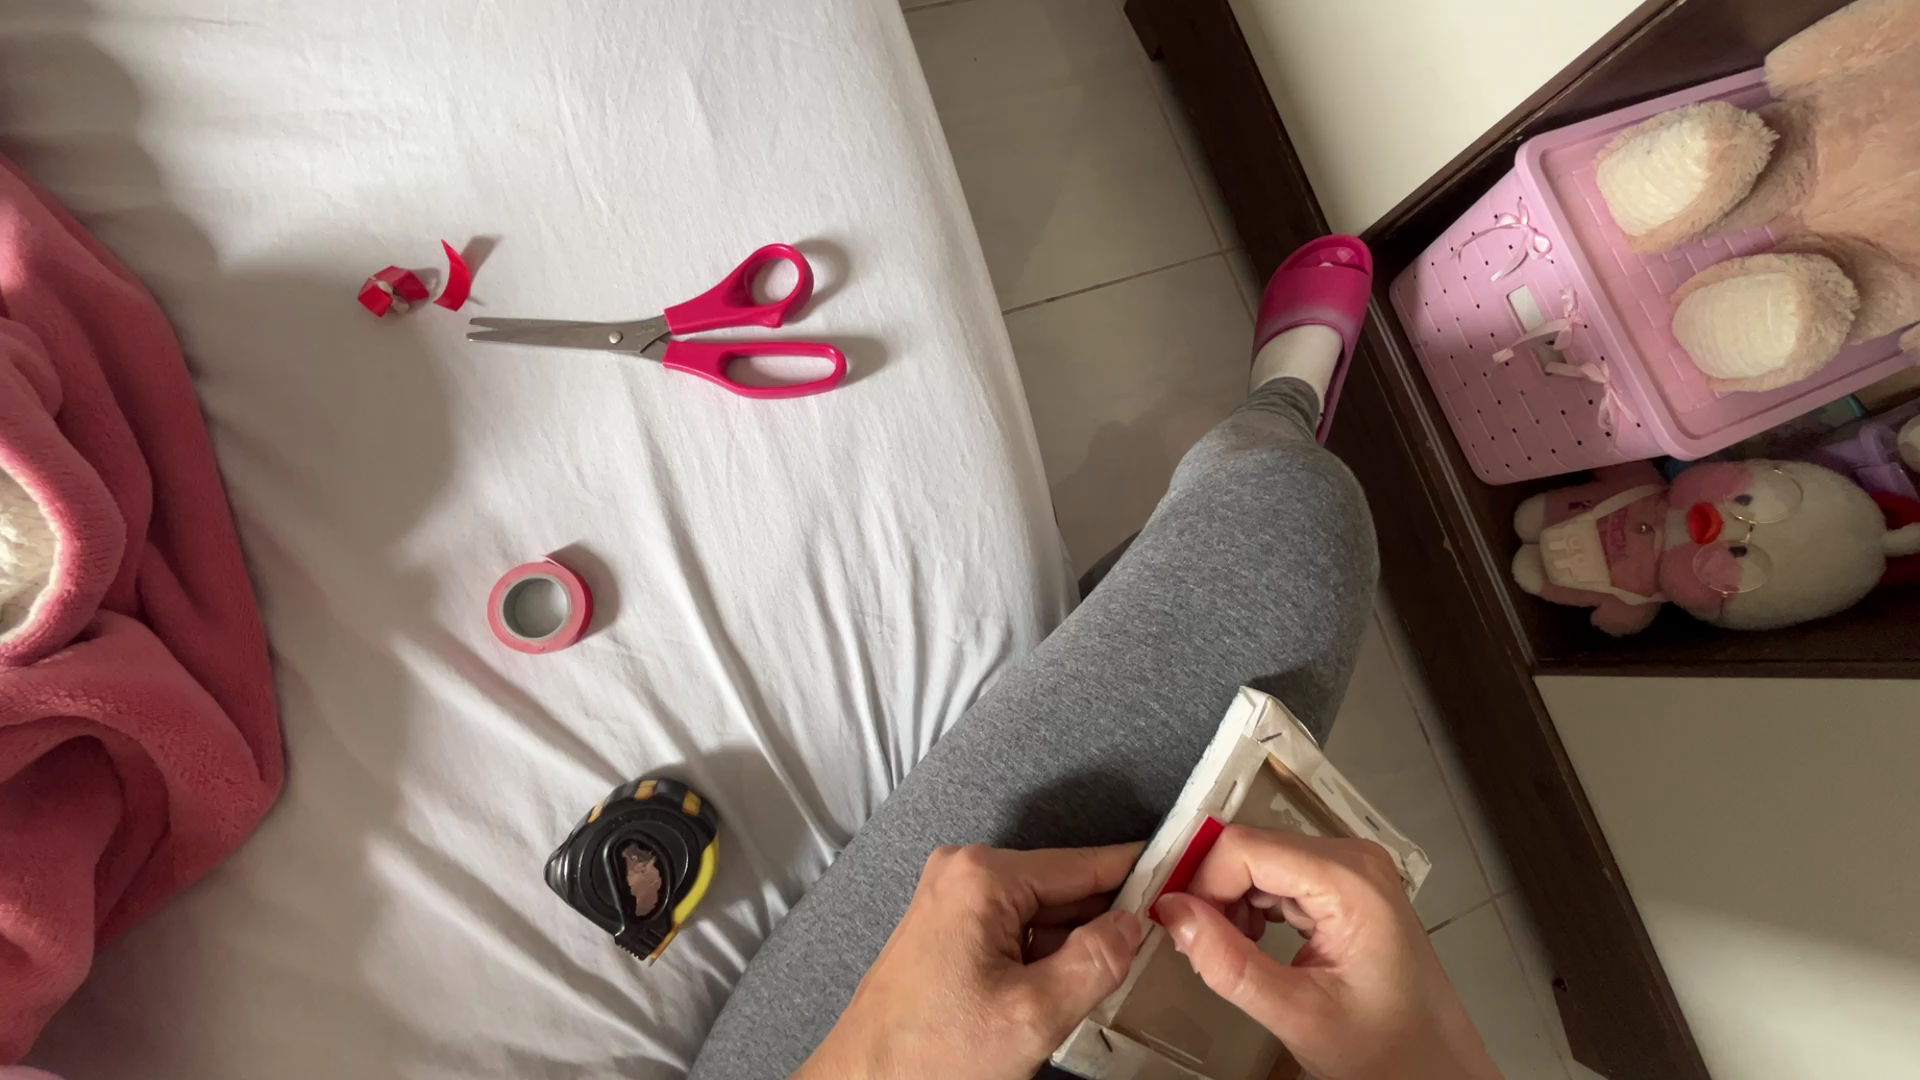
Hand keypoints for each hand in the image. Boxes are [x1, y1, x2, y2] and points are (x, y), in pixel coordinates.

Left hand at [794, 843, 1145, 1079]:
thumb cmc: (936, 1051)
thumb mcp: (1032, 1015)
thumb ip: (1094, 962)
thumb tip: (1135, 922)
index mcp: (983, 875)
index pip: (1078, 864)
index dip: (1131, 871)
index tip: (1176, 869)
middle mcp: (964, 868)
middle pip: (1057, 884)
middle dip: (1101, 914)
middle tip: (1152, 940)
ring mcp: (951, 892)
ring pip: (1036, 906)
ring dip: (1070, 937)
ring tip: (1106, 971)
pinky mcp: (946, 918)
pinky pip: (1011, 921)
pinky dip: (1041, 946)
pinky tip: (1061, 979)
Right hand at [1153, 826, 1500, 1079]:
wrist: (1441, 1079)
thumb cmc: (1389, 1056)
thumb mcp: (1298, 1017)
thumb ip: (1229, 964)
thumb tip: (1171, 912)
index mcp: (1350, 881)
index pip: (1244, 848)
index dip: (1203, 881)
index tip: (1183, 924)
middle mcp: (1351, 857)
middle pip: (1249, 847)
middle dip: (1214, 891)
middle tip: (1200, 942)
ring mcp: (1350, 865)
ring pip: (1257, 856)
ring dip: (1230, 898)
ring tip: (1231, 948)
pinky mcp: (1344, 879)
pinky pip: (1276, 870)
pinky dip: (1251, 902)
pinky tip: (1253, 939)